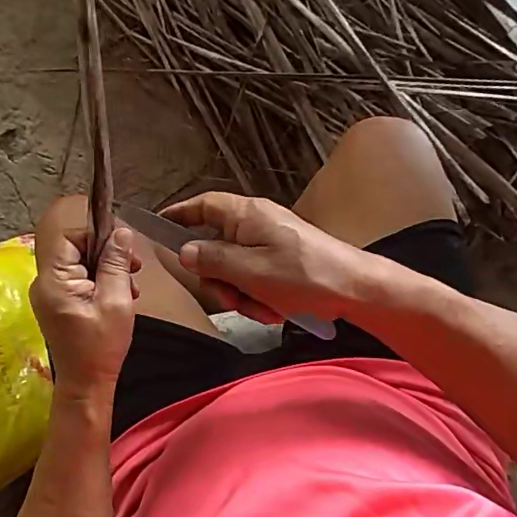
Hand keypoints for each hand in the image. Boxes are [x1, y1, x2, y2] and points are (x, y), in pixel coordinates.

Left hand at [29, 219, 139, 394]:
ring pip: (80, 265)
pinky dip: (100, 282)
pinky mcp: (57, 304)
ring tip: (131, 286)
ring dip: (107, 269)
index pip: (69, 237)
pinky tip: (119, 295)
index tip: (122, 248)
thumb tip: (121, 233)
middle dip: (107, 254)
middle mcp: (45, 284)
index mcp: (54, 281)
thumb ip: (116, 263)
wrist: (87, 383)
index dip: (97, 236)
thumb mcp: (116, 300)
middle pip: (75, 250)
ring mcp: (49, 295)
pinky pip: (78, 281)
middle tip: (134, 267)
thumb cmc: (101, 346)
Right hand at [161, 193, 384, 325]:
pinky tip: (276, 310)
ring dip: (241, 294)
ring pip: (235, 269)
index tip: (158, 228)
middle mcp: (257, 223)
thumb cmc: (306, 275)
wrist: (358, 289)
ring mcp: (271, 242)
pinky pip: (256, 278)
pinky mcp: (284, 260)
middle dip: (219, 279)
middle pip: (215, 246)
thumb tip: (184, 252)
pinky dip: (260, 296)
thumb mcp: (250, 271)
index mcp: (247, 215)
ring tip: (263, 309)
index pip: (202, 206)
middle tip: (232, 300)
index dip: (179, 215)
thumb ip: (212, 260)